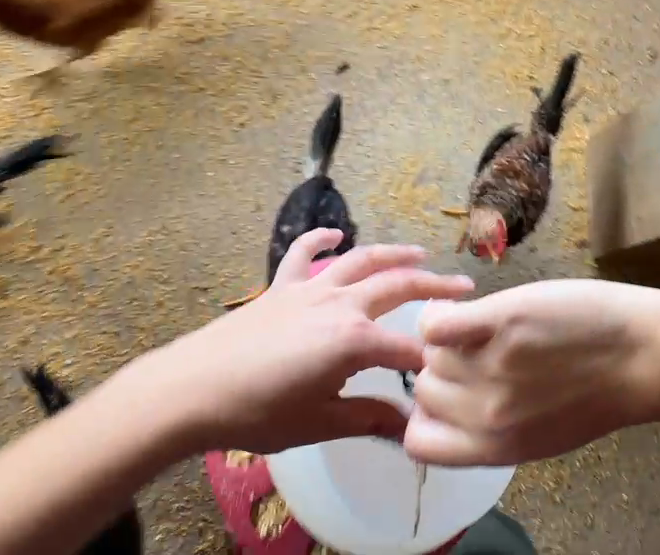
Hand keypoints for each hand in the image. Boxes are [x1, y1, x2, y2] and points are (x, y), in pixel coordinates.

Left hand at [133, 229, 473, 454]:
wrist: (196, 387)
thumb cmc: (259, 412)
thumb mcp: (320, 423)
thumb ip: (368, 418)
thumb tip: (410, 425)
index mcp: (354, 341)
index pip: (407, 347)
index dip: (432, 357)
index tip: (455, 363)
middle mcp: (339, 304)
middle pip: (396, 286)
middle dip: (433, 285)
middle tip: (463, 285)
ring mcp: (309, 289)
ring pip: (360, 261)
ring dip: (392, 254)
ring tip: (419, 253)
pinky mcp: (281, 286)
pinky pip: (304, 253)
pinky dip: (321, 238)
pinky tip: (335, 233)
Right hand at [403, 279, 659, 465]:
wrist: (646, 355)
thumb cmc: (601, 391)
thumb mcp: (542, 431)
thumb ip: (495, 426)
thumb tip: (453, 403)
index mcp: (496, 448)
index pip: (419, 442)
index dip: (427, 415)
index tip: (448, 394)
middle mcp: (487, 414)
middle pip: (424, 386)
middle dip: (442, 369)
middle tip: (473, 350)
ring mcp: (492, 366)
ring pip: (429, 350)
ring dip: (446, 336)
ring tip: (478, 326)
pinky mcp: (500, 321)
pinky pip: (436, 321)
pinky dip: (441, 313)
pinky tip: (465, 310)